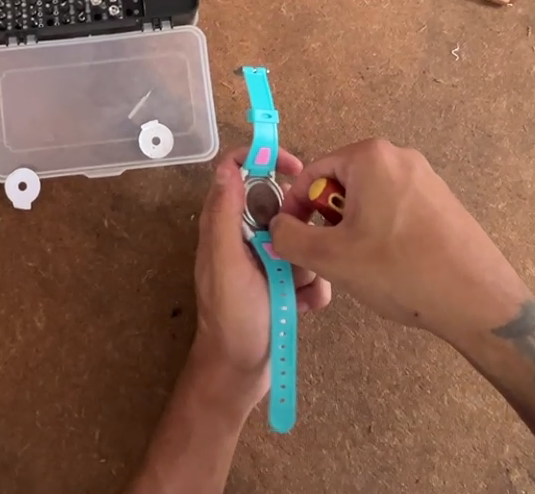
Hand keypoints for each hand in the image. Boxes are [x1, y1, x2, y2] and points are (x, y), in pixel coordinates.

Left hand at [188, 147, 331, 402]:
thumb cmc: (231, 317)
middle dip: (298, 224)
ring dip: (306, 263)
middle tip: (301, 248)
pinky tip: (306, 306)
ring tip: (298, 288)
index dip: (263, 160)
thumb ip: (224, 215)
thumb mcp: (225, 263)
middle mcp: (242, 236)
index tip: (296, 167)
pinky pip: (308, 270)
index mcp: (223, 224)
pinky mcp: (282, 284)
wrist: (240, 374)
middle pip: (278, 204)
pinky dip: (312, 288)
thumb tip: (228, 168)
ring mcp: (264, 261)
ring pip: (298, 238)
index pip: (236, 171)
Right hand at [268, 139, 530, 346]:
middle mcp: (398, 156)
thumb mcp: (331, 258)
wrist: (481, 303)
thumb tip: (276, 227)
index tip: (294, 239)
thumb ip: (290, 238)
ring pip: (368, 198)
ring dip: (354, 227)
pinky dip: (383, 231)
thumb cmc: (400, 270)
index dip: (295, 208)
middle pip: (341, 183)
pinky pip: (395, 207)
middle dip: (329, 218)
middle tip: (333, 255)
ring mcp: (426, 177)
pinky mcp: (444, 201)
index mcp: (369, 156)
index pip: (312, 173)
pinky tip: (393, 265)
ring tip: (363, 264)